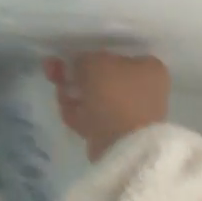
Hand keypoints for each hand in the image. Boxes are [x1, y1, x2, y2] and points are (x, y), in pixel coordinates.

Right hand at [44, 52, 171, 159]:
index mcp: (148, 67)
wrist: (122, 145)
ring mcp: (129, 114)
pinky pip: (92, 118)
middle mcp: (143, 89)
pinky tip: (66, 113)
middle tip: (53, 74)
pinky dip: (78, 115)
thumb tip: (76, 65)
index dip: (87, 56)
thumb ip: (83, 59)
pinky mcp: (115, 134)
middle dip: (74, 77)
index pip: (114, 55)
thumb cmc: (115, 96)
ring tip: (60, 97)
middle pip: (100, 78)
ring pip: (93, 99)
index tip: (65, 60)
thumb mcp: (95, 64)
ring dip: (72, 96)